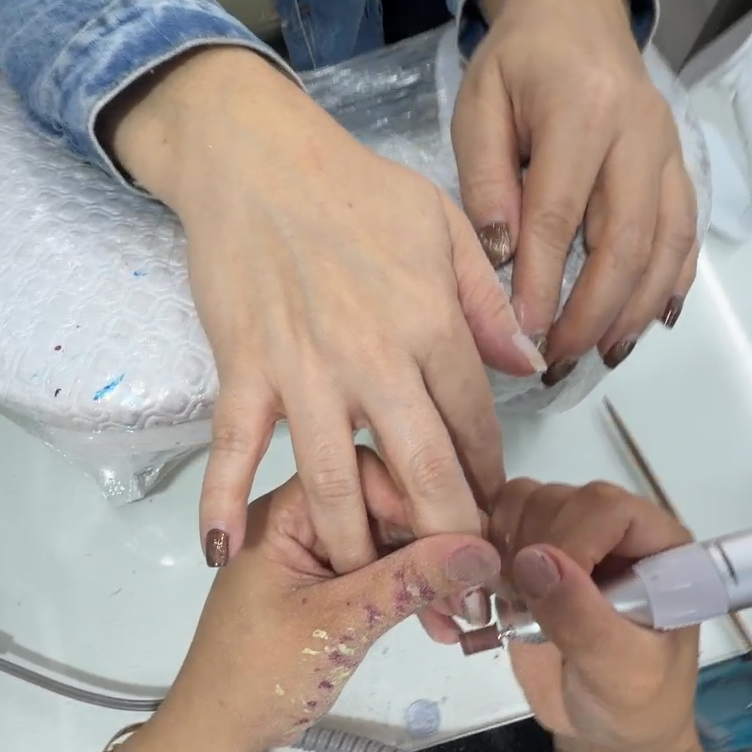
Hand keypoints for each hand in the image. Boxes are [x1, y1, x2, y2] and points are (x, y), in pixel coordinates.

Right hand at [105, 47, 544, 572]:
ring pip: (333, 479)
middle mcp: (374, 360)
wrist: (256, 159)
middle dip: (442, 540)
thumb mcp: (444, 226)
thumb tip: (530, 365)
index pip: (473, 425)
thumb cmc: (356, 190)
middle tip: (450, 592)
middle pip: (420, 469)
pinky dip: (222, 501)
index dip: (486, 482)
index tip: (488, 519)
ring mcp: (303, 372)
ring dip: (351, 545)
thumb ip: (488, 302)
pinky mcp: (243, 372)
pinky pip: (233, 448)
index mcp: (431, 324)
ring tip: (363, 593)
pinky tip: (222, 553)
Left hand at [150, 448, 501, 751]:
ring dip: (423, 578)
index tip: (458, 542)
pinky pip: (376, 574)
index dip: (414, 502)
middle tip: (471, 589)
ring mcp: (313, 555)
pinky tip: (440, 624)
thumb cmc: (263, 674)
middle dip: (427, 548)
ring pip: (385, 545)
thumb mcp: (341, 623)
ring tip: (459, 616)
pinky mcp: (325, 586)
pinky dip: (406, 597)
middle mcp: (300, 522)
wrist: (219, 734)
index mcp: (285, 512)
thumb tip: (484, 550)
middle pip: (379, 508)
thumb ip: (409, 581)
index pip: (362, 474)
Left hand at [456, 0, 699, 384]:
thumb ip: (486, 182)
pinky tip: (649, 321)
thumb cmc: (517, 67)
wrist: (576, 17)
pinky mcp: (679, 167)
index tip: (523, 333)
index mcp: (582, 113)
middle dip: (592, 312)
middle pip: (625, 240)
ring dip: (634, 309)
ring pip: (665, 244)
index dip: (542, 282)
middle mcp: (640, 134)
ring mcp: (668, 152)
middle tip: (558, 360)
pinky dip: (672, 282)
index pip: (559, 215)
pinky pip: (687, 232)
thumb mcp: (479, 111)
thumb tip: (502, 256)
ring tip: (603, 355)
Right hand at [488, 479, 701, 751]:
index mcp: (655, 546)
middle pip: (554, 499)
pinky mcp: (528, 556)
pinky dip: (479, 554)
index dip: (569, 539)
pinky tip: (489, 596)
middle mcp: (610, 532)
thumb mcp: (621, 671)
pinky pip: (493, 526)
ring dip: (500, 551)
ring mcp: (566, 540)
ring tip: (513, 603)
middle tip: (528, 607)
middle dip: (529, 550)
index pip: (604, 506)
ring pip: (517, 505)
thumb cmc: (632, 704)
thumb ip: (583, 618)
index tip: (551, 595)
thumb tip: (535, 559)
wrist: (604, 733)